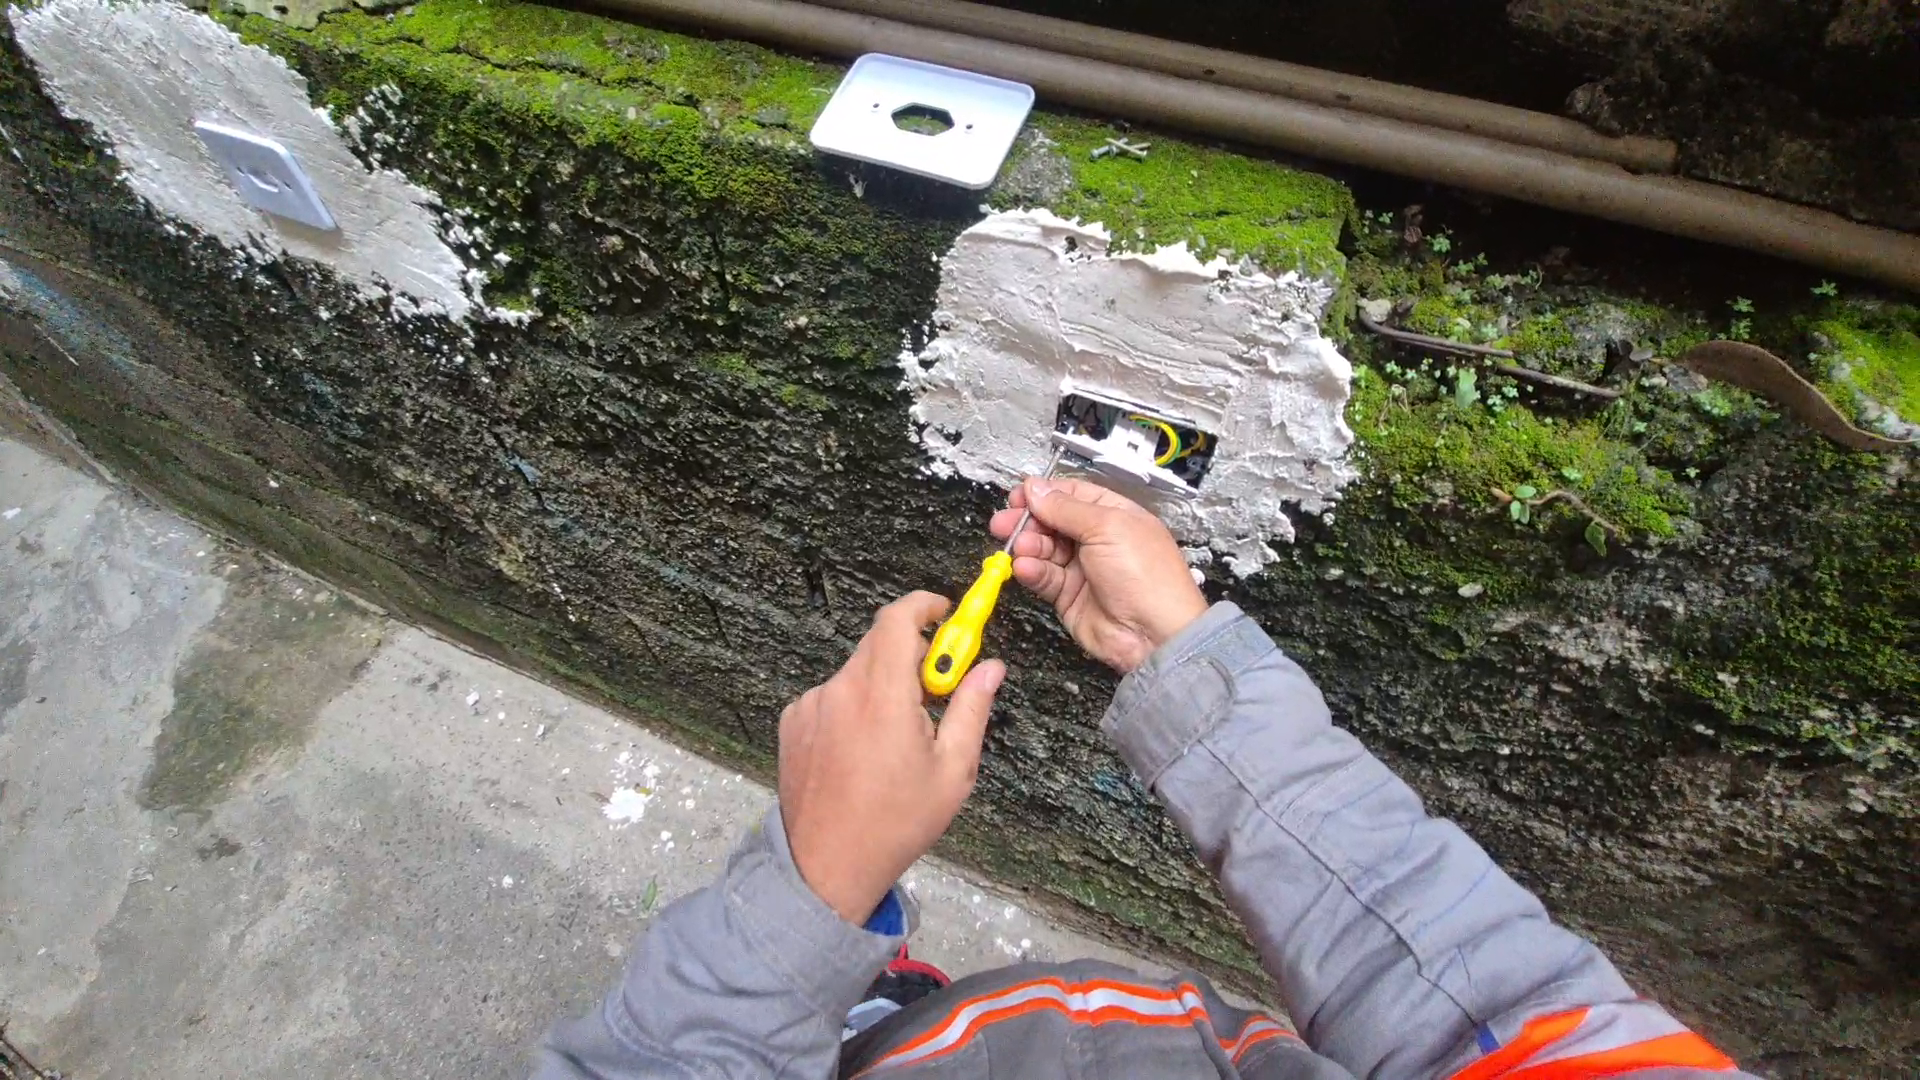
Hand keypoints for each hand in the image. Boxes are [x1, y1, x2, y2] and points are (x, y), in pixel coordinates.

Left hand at [778, 592, 1005, 923]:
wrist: (826, 868)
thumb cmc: (896, 823)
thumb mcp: (952, 771)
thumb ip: (971, 708)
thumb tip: (990, 667)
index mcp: (882, 696)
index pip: (897, 619)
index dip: (924, 605)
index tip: (945, 613)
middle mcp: (840, 690)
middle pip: (880, 643)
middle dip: (911, 654)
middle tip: (933, 690)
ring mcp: (811, 704)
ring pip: (857, 670)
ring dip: (882, 683)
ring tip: (894, 736)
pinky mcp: (794, 721)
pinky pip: (832, 694)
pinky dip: (854, 704)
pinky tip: (862, 748)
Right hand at [990, 478, 1207, 674]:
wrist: (1153, 634)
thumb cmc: (1149, 578)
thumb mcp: (1106, 527)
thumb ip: (1066, 507)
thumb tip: (1036, 489)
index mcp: (1113, 515)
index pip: (1070, 496)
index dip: (1043, 495)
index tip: (1019, 496)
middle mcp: (1097, 539)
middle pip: (1051, 521)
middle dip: (1026, 520)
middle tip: (1004, 523)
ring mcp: (1082, 568)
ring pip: (1043, 549)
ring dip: (1028, 546)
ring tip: (1020, 547)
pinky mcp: (1069, 595)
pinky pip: (1043, 577)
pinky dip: (1032, 571)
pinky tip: (1025, 568)